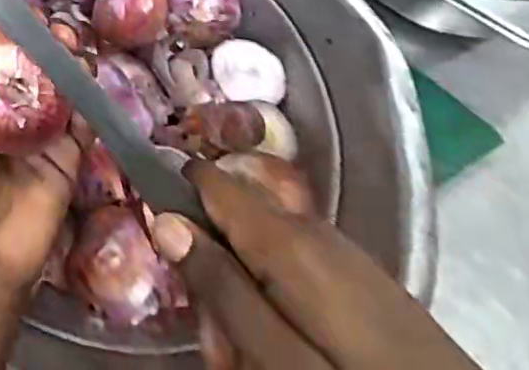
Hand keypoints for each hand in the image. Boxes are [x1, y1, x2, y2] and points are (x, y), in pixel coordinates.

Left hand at [0, 4, 82, 289]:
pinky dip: (86, 96)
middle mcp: (2, 102)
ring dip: (66, 58)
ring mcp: (37, 125)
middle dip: (37, 37)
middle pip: (25, 61)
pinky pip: (82, 118)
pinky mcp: (67, 151)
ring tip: (67, 40)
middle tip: (45, 22)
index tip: (9, 5)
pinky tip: (85, 78)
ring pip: (57, 83)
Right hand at [150, 161, 478, 369]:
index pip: (203, 177)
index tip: (162, 245)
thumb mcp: (279, 361)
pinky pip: (295, 272)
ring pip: (258, 249)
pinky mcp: (366, 285)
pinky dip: (278, 303)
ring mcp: (345, 257)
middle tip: (222, 337)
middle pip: (228, 219)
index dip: (171, 198)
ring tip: (256, 353)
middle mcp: (313, 231)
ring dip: (242, 293)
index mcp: (286, 238)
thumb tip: (164, 219)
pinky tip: (292, 348)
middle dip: (211, 267)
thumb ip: (220, 288)